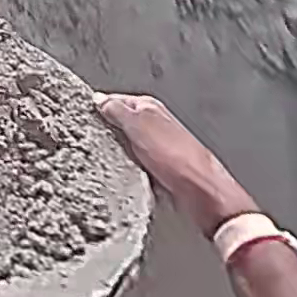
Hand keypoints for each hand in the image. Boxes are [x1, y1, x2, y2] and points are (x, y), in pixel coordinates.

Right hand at [95, 93, 259, 233]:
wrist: (208, 197)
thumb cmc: (178, 159)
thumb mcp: (138, 126)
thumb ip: (116, 109)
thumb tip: (99, 98)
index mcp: (149, 106)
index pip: (113, 100)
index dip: (99, 109)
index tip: (88, 119)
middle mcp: (155, 123)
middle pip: (121, 124)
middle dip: (110, 134)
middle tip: (101, 143)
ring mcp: (161, 147)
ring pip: (128, 146)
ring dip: (121, 155)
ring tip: (117, 162)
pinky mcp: (164, 169)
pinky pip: (139, 166)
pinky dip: (133, 170)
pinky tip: (131, 175)